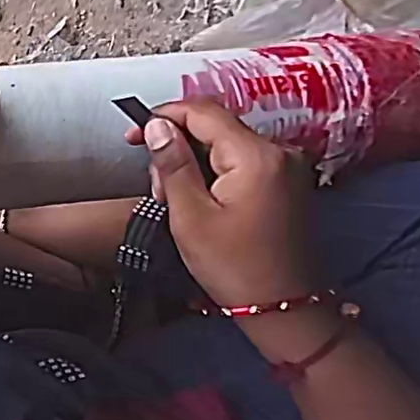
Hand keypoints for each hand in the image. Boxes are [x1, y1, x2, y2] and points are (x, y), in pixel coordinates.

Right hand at [123, 100, 318, 307]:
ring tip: (175, 200)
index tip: (133, 135)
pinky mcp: (285, 181)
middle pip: (214, 127)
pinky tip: (198, 200)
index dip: (163, 116)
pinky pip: (240, 161)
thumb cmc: (234, 267)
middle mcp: (278, 151)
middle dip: (177, 146)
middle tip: (157, 187)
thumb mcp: (190, 216)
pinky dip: (213, 172)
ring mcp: (286, 166)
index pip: (203, 112)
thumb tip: (157, 126)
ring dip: (192, 162)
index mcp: (256, 156)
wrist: (283, 306)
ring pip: (225, 144)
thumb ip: (173, 165)